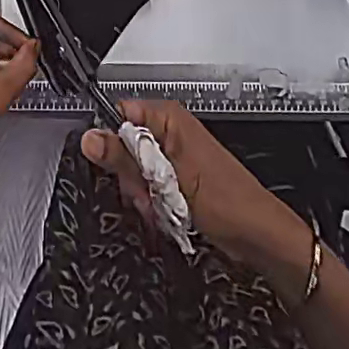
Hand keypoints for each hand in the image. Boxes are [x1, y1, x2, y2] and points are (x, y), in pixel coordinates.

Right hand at [81, 100, 309, 266]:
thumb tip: (90, 139)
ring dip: (140, 193)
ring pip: (133, 168)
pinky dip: (151, 201)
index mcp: (167, 116)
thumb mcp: (166, 180)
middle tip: (146, 194)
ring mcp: (172, 153)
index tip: (118, 168)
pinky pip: (147, 183)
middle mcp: (169, 129)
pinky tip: (164, 212)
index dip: (112, 143)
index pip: (117, 115)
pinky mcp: (175, 175)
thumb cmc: (226, 201)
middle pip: (122, 144)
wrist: (258, 234)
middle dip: (128, 176)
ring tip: (160, 207)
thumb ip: (125, 158)